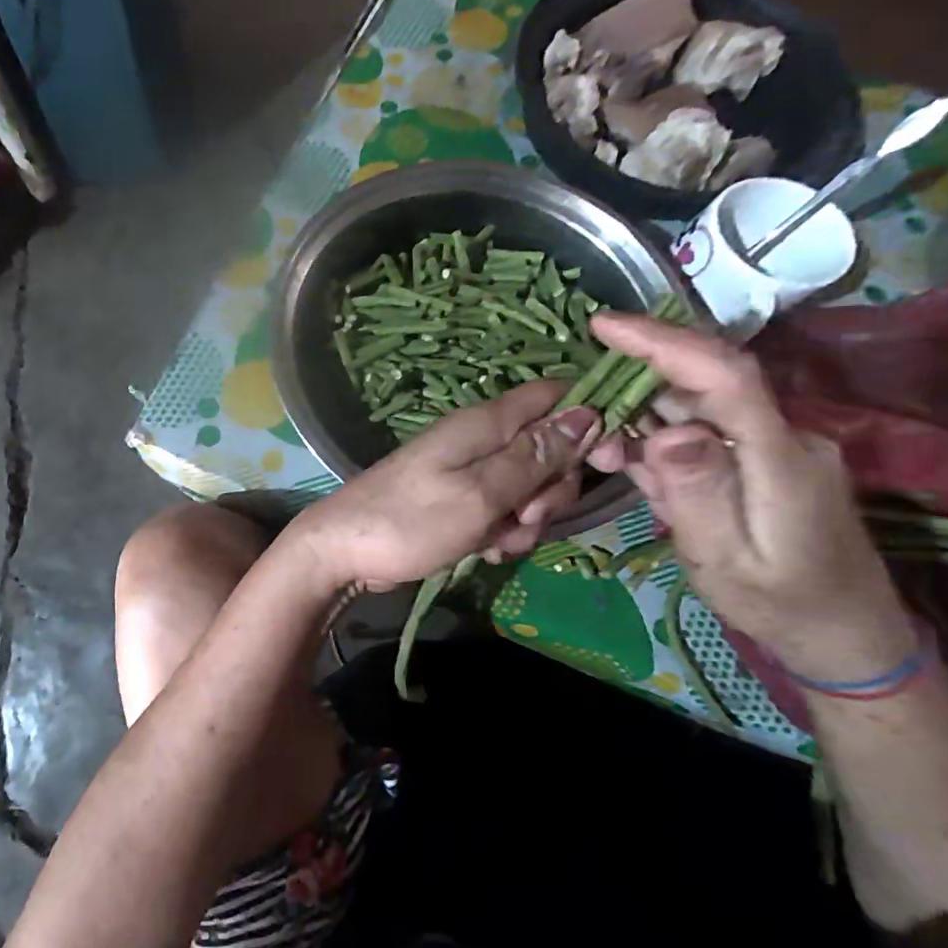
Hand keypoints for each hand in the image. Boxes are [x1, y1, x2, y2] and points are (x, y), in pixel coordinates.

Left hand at [289, 381, 596, 590]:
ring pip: (526, 487)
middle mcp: (478, 440)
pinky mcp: (455, 500)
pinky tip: (484, 550)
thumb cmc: (409, 520)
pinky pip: (499, 510)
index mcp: (485, 423)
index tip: (607, 461)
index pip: (554, 395)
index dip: (589, 421)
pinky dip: (500, 531)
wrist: (340, 551)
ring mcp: (465, 472)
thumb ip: (533, 458)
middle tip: (524, 517)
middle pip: (547, 449)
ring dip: (525, 519)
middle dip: (551, 488)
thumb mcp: (481, 493)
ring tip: (496, 541)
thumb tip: (587, 414)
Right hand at [589, 314, 914, 678]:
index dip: (663, 342)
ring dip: (638, 417)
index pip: (723, 376)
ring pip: (692, 408)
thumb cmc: (780, 603)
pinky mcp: (757, 460)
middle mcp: (780, 436)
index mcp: (777, 456)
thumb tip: (666, 432)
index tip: (605, 324)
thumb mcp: (727, 558)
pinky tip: (630, 460)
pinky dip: (655, 438)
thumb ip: (697, 493)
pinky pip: (698, 432)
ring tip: (602, 453)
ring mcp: (769, 446)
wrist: (842, 634)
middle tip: (583, 409)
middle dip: (634, 383)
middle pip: (702, 383)